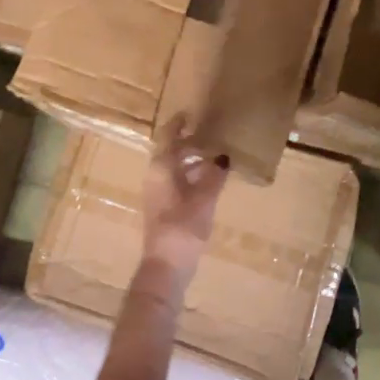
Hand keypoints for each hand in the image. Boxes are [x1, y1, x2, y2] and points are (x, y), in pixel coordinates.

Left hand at [141, 116, 229, 277]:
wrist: (165, 267)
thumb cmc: (183, 229)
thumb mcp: (204, 200)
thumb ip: (214, 176)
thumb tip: (223, 157)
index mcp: (161, 168)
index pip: (168, 137)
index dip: (178, 124)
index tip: (191, 113)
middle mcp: (155, 176)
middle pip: (170, 152)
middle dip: (189, 142)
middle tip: (210, 133)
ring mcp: (157, 193)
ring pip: (174, 168)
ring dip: (191, 160)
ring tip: (214, 155)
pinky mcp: (163, 208)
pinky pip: (177, 182)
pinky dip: (191, 176)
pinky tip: (209, 181)